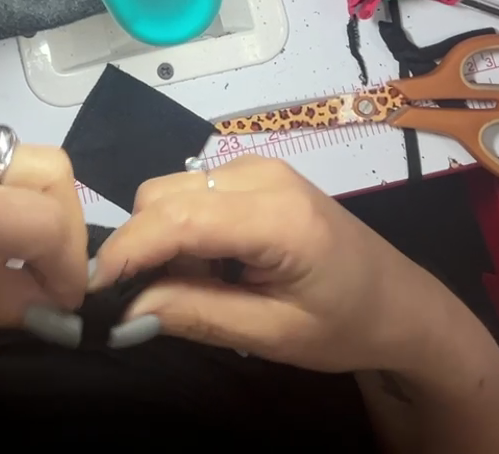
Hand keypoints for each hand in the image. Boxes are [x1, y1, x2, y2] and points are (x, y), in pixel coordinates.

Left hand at [0, 131, 87, 358]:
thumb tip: (48, 304)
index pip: (42, 213)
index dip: (69, 264)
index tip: (60, 310)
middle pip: (49, 167)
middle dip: (67, 229)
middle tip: (46, 289)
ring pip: (21, 158)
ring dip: (37, 213)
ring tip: (11, 273)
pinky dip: (4, 200)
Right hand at [90, 155, 476, 374]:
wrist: (404, 304)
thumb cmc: (347, 326)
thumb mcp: (274, 335)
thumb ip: (195, 314)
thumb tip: (125, 311)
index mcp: (277, 216)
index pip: (179, 219)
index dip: (129, 249)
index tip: (94, 288)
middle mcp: (259, 173)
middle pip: (164, 196)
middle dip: (141, 245)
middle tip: (150, 300)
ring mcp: (255, 165)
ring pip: (171, 190)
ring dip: (162, 238)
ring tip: (195, 285)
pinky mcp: (250, 170)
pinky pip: (190, 190)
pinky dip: (182, 228)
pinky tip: (211, 263)